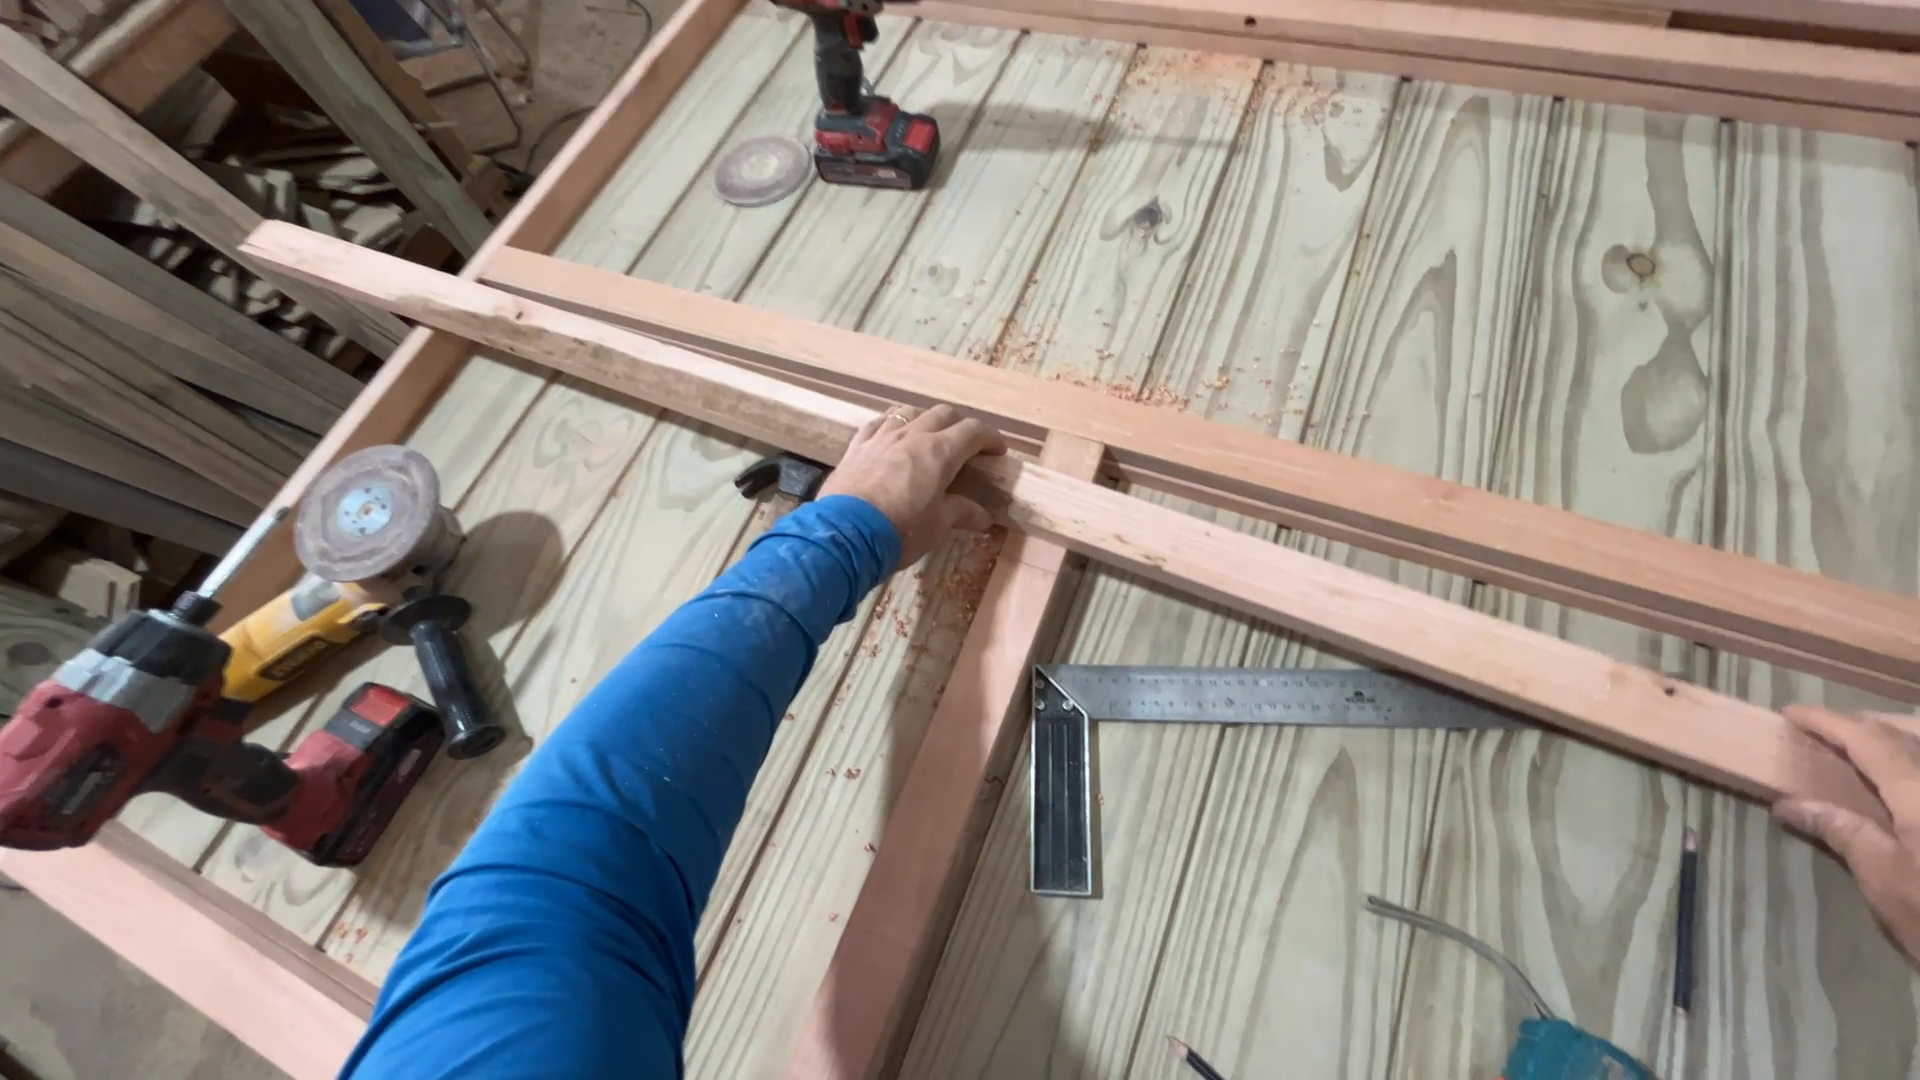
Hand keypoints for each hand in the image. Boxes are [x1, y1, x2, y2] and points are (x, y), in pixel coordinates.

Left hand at [818, 405, 1007, 567]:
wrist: (845, 535)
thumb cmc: (901, 530)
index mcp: (940, 452)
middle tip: (968, 444)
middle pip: (943, 414)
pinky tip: (892, 432)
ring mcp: (882, 438)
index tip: (998, 451)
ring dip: (926, 419)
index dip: (990, 438)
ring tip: (930, 434)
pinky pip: (878, 423)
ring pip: (909, 412)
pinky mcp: (857, 447)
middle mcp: (912, 436)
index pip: (973, 431)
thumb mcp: (938, 525)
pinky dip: (892, 423)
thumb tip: (984, 517)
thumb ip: (962, 513)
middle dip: (961, 425)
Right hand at [1774, 705, 1919, 963]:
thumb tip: (1791, 805)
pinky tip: (1906, 787)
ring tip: (1880, 753)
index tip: (1792, 715)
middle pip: (1916, 736)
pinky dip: (1916, 772)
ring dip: (1907, 745)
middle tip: (1835, 733)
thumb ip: (1844, 834)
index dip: (1828, 722)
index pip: (1870, 741)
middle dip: (1873, 726)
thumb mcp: (1887, 882)